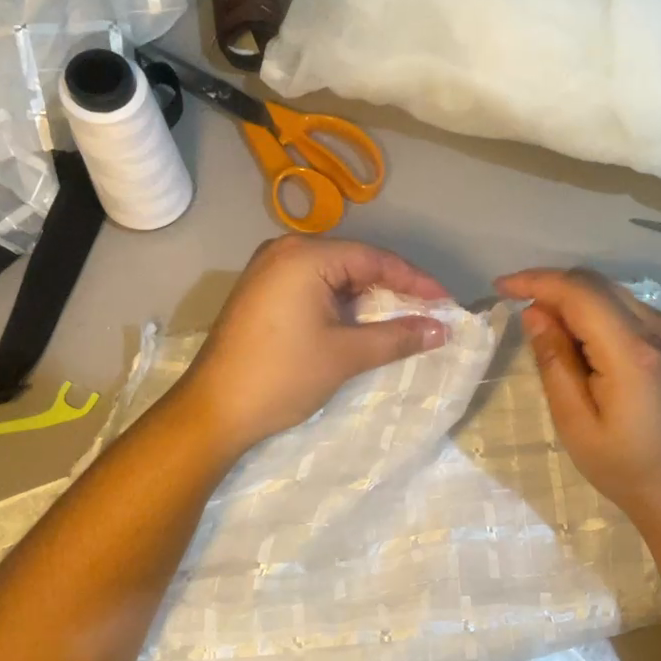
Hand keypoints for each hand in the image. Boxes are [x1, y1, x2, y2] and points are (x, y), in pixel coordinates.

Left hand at [179, 236, 451, 452]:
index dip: (415, 282)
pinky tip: (361, 325)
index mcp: (305, 255)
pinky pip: (312, 289)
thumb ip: (396, 337)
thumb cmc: (283, 376)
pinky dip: (340, 306)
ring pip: (334, 278)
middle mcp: (284, 251)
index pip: (375, 259)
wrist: (214, 410)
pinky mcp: (261, 293)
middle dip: (393, 290)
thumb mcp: (346, 355)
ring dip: (367, 300)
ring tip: (401, 322)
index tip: (446, 304)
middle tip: (427, 314)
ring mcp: (268, 271)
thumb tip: (441, 329)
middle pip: (354, 264)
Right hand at [495, 268, 660, 523]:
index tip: (501, 287)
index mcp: (633, 352)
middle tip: (519, 315)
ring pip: (611, 293)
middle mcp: (660, 329)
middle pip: (596, 285)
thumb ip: (555, 362)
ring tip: (547, 334)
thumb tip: (535, 313)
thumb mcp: (575, 422)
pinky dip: (596, 314)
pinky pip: (626, 308)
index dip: (537, 281)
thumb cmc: (625, 466)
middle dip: (552, 289)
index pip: (580, 292)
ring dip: (573, 302)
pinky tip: (580, 344)